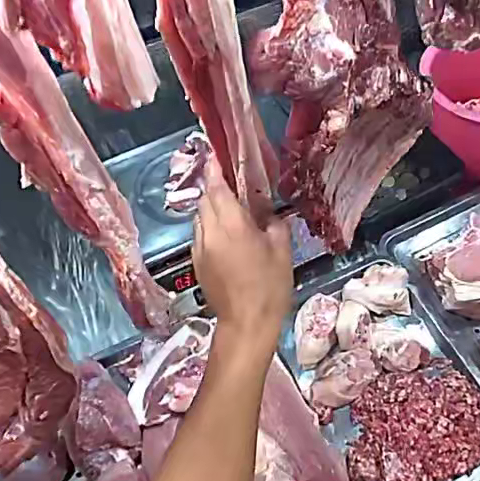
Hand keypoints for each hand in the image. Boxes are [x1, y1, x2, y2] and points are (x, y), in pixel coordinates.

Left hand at [192, 155, 292, 341]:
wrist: (246, 324)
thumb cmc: (270, 287)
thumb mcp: (282, 250)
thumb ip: (274, 224)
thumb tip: (268, 215)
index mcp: (232, 225)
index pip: (216, 188)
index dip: (215, 170)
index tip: (216, 156)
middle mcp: (210, 232)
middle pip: (205, 200)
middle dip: (215, 189)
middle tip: (231, 185)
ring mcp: (200, 249)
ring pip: (200, 218)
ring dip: (212, 210)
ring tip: (230, 213)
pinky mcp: (197, 264)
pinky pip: (200, 236)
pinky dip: (210, 228)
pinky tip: (226, 238)